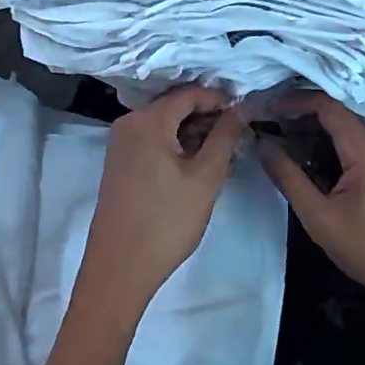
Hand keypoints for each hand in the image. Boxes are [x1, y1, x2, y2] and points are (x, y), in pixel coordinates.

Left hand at [76, 86, 246, 314]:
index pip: (191, 93)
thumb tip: (242, 108)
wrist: (119, 270)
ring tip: (222, 152)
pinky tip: (196, 163)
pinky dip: (176, 143)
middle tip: (237, 136)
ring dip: (193, 131)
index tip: (246, 114)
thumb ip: (225, 136)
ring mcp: (120, 142)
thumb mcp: (205, 177)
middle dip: (208, 116)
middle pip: (176, 105)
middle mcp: (129, 122)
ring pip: (165, 123)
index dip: (221, 99)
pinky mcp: (119, 161)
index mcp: (147, 120)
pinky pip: (153, 138)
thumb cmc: (166, 222)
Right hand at [258, 91, 364, 322]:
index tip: (266, 110)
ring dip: (315, 131)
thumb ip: (288, 177)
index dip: (293, 101)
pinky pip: (357, 142)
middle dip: (301, 115)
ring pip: (346, 127)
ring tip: (284, 144)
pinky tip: (313, 161)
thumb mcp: (321, 218)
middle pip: (335, 112)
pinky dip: (331, 144)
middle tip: (269, 128)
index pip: (325, 104)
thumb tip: (262, 144)